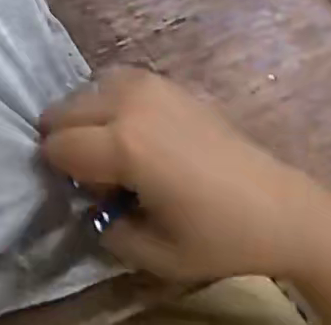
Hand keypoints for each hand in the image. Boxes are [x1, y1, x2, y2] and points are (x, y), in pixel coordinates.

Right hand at [37, 67, 330, 282]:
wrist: (275, 203)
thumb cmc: (216, 235)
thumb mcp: (153, 252)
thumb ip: (103, 226)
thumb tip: (84, 201)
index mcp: (124, 145)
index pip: (58, 146)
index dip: (55, 169)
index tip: (75, 190)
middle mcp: (127, 103)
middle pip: (64, 109)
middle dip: (63, 138)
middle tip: (87, 172)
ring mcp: (145, 83)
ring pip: (85, 89)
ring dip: (83, 115)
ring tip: (106, 147)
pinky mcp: (160, 77)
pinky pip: (111, 78)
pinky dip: (104, 98)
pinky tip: (126, 125)